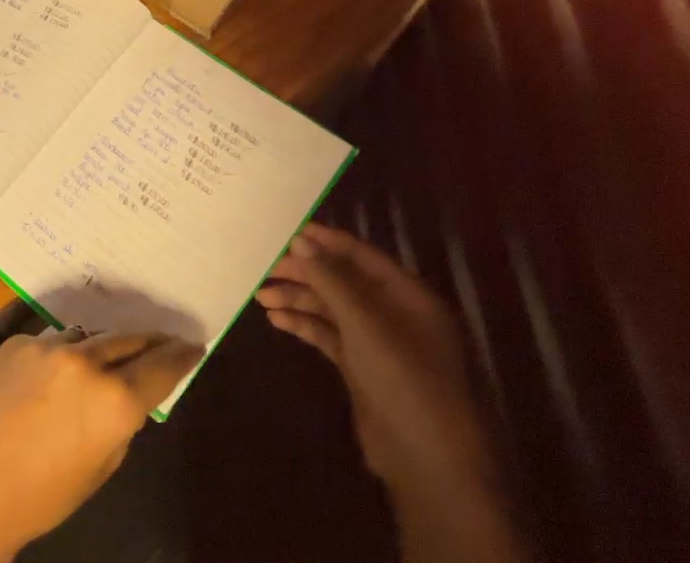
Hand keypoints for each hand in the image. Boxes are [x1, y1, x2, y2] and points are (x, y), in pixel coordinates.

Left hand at [0, 329, 201, 562]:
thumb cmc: (43, 495)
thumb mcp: (102, 466)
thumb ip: (121, 421)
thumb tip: (127, 396)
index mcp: (114, 399)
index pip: (161, 366)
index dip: (181, 355)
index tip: (193, 347)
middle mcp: (84, 362)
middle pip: (127, 339)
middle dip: (148, 341)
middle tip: (163, 341)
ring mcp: (45, 346)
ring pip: (88, 336)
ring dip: (102, 345)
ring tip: (108, 356)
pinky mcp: (15, 343)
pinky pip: (51, 342)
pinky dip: (63, 353)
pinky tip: (58, 371)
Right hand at [255, 222, 490, 488]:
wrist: (428, 458)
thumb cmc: (405, 379)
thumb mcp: (366, 324)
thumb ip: (331, 280)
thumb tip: (299, 241)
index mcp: (409, 297)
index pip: (362, 257)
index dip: (325, 241)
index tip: (285, 231)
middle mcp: (396, 315)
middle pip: (344, 282)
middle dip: (305, 273)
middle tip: (264, 267)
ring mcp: (379, 343)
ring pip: (332, 309)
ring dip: (299, 299)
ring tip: (261, 296)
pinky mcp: (362, 368)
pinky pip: (329, 335)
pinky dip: (304, 325)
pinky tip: (276, 320)